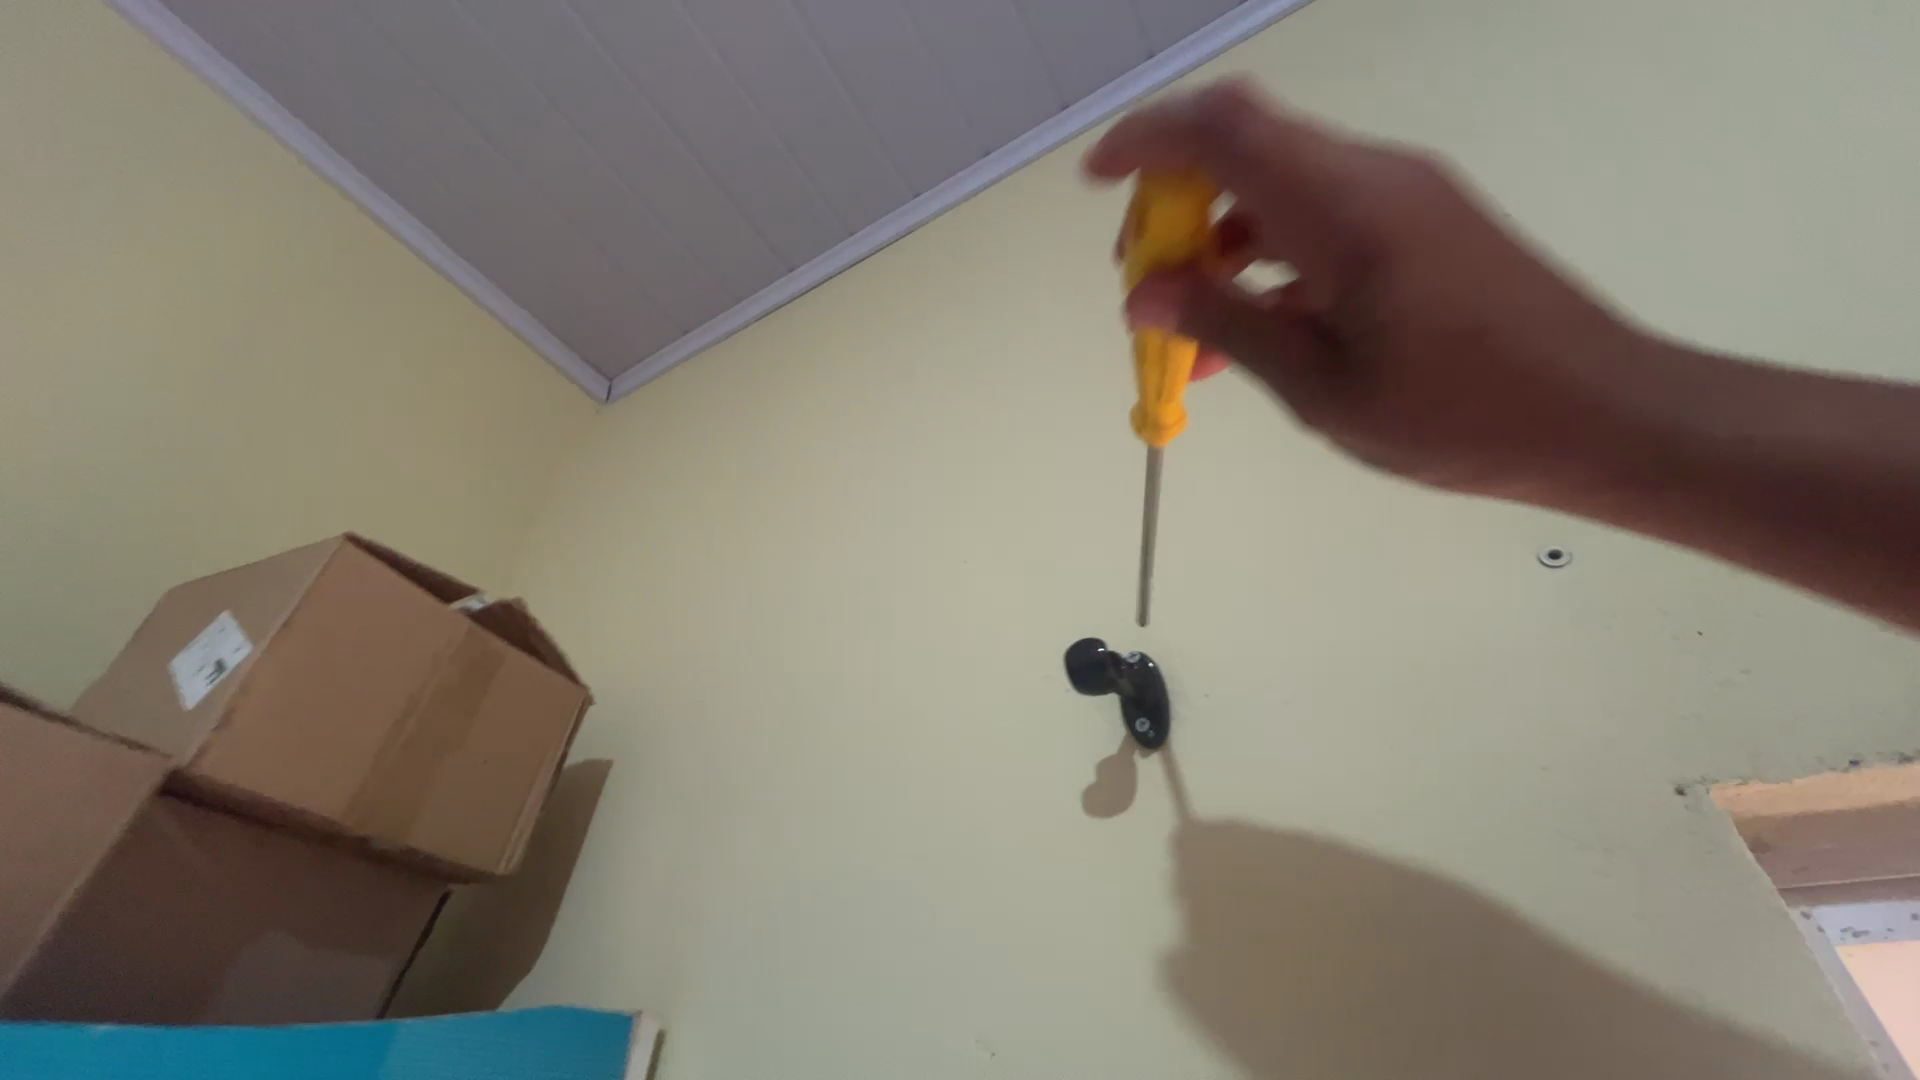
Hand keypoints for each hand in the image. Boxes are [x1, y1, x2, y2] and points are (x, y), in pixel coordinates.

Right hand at [1086, 79, 1658, 500]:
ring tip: (1186, 321)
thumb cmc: (1454, 412)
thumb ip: (1225, 325)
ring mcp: (1399, 197)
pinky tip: (1248, 327)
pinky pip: (1315, 220)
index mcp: (1342, 208)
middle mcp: (1370, 177)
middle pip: (1243, 148)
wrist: (1599, 414)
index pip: (1224, 127)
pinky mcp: (1416, 225)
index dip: (1146, 138)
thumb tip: (1144, 293)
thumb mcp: (1317, 384)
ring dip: (1214, 239)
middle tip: (1142, 282)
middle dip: (1171, 204)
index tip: (1096, 180)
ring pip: (1275, 187)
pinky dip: (1262, 260)